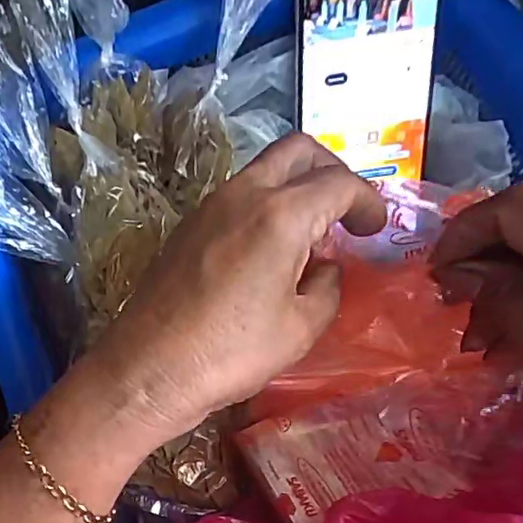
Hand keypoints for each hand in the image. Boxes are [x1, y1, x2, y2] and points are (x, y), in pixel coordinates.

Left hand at [80, 134, 387, 441]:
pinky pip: (233, 201)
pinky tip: (265, 253)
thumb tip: (324, 268)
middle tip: (344, 211)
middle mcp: (240, 196)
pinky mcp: (182, 231)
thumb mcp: (299, 329)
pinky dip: (260, 210)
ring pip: (260, 173)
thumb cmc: (229, 354)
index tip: (375, 228)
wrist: (147, 371)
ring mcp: (205, 210)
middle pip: (296, 152)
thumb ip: (327, 287)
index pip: (338, 183)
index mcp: (280, 214)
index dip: (367, 201)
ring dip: (292, 189)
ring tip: (306, 237)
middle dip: (331, 171)